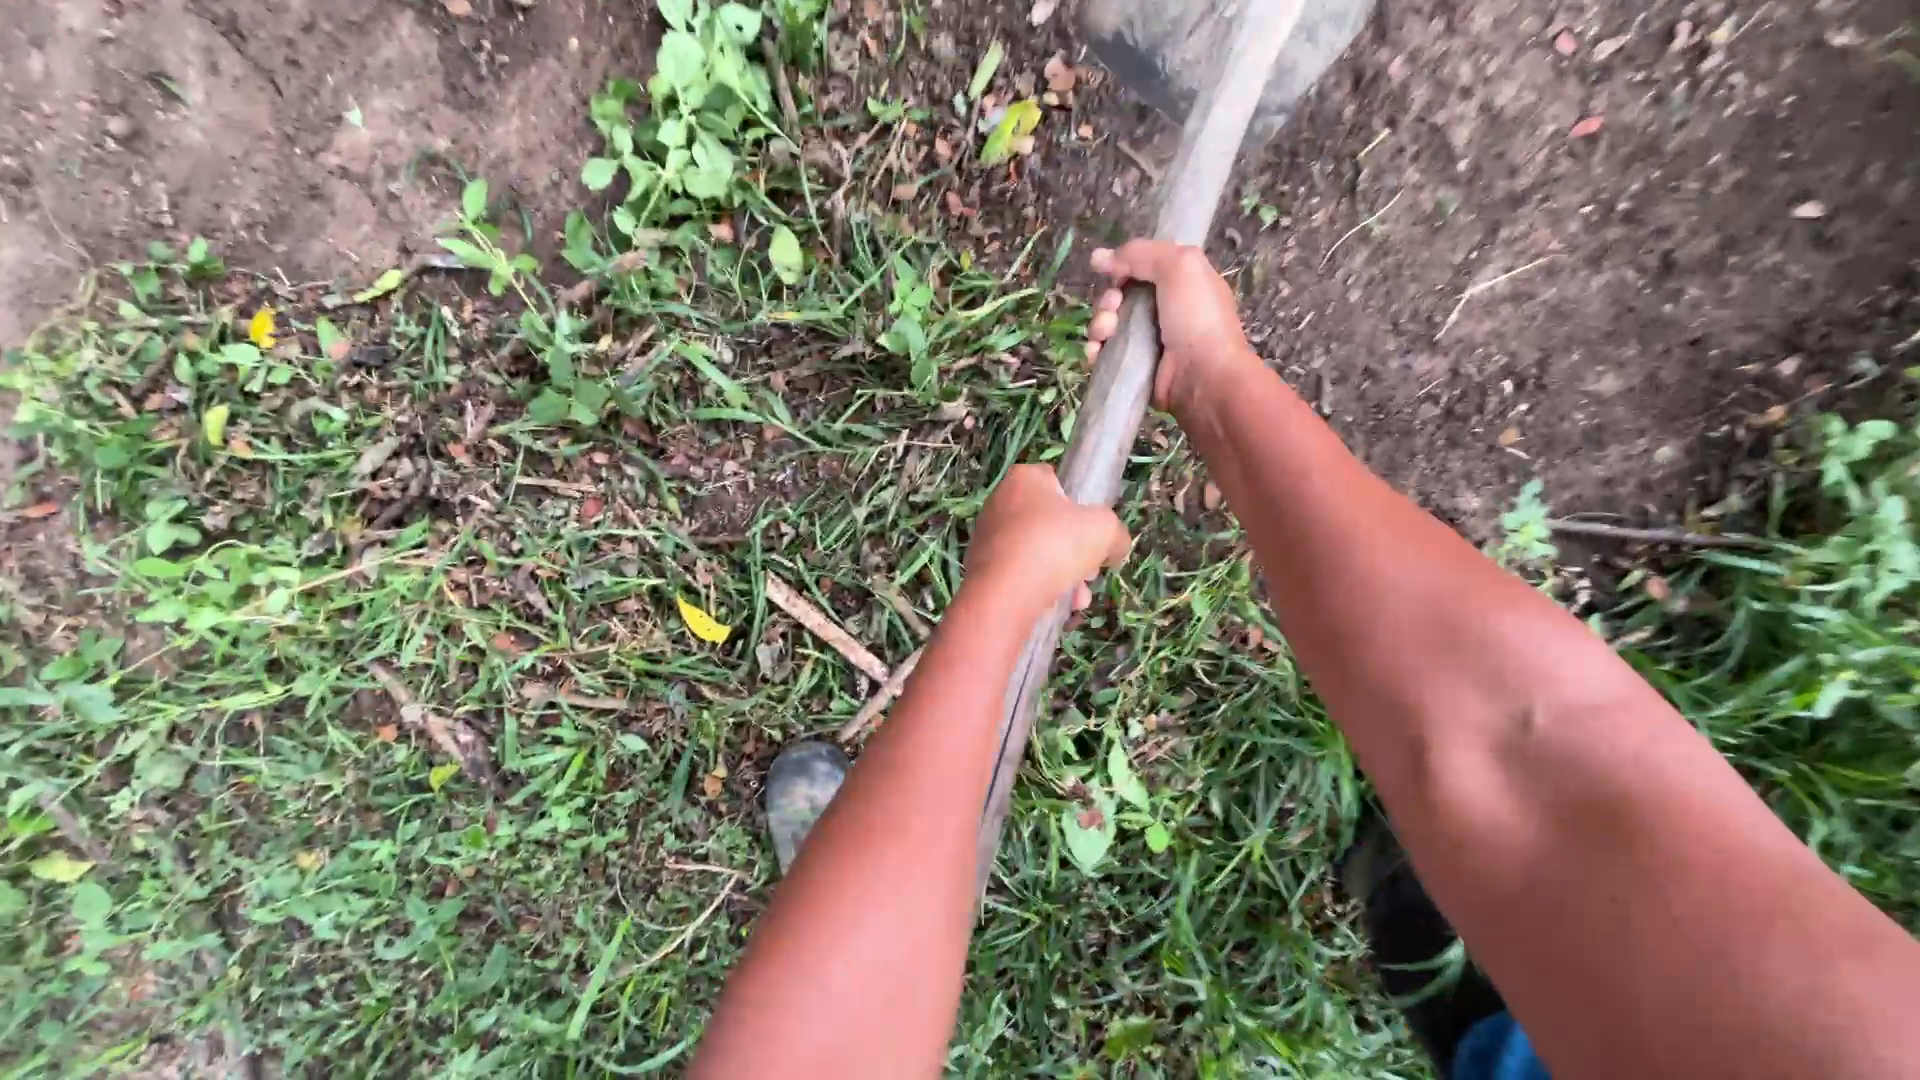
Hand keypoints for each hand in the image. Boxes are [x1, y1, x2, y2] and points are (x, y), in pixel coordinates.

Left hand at [965, 465, 1130, 614]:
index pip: (1057, 481)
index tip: (1092, 529)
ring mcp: (988, 537)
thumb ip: (1115, 534)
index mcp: (1024, 479)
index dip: (1080, 505)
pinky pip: (1021, 574)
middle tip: (1090, 570)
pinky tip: (1058, 607)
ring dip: (1065, 576)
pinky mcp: (982, 569)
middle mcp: (1000, 503)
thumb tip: (1114, 547)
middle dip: (1076, 551)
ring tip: (1077, 598)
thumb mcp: (1105, 530)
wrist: (1005, 594)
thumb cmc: (1055, 545)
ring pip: (1039, 554)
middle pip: (1051, 524)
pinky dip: (1041, 589)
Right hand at [1087, 241, 1259, 415]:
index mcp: (1179, 283)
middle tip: (1114, 306)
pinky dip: (1095, 352)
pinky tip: (1096, 352)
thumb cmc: (1198, 317)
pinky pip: (1105, 355)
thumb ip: (1140, 253)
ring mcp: (1147, 342)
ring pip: (1108, 326)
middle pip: (1119, 297)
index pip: (1141, 268)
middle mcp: (1163, 311)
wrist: (1203, 376)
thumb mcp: (1179, 266)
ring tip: (1106, 333)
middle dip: (1108, 299)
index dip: (1123, 268)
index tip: (1113, 272)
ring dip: (1099, 324)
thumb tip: (1099, 258)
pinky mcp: (1134, 368)